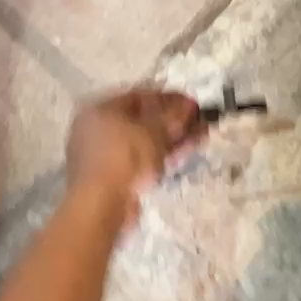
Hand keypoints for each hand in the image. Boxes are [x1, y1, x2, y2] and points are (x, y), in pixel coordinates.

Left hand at [66, 88, 205, 219]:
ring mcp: (106, 155)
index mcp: (100, 110)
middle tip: (199, 121)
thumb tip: (189, 105)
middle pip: (142, 120)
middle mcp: (98, 130)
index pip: (138, 96)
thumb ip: (172, 115)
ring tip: (201, 136)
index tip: (191, 102)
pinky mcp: (114, 178)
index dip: (167, 97)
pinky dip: (162, 155)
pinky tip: (185, 153)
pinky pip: (142, 159)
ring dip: (173, 138)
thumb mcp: (152, 130)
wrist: (101, 205)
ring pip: (145, 141)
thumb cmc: (123, 156)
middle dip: (173, 120)